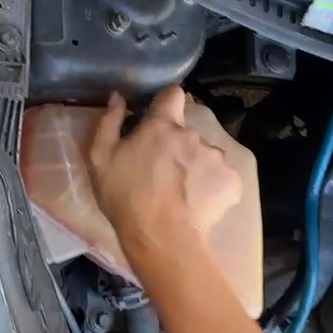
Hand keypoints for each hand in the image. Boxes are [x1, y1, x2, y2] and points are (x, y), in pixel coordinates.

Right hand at [87, 88, 241, 246]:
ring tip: (178, 191)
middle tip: (158, 169)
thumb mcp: (100, 158)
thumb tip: (118, 97)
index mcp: (162, 125)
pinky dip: (209, 185)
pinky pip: (219, 176)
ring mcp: (217, 158)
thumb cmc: (125, 196)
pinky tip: (194, 202)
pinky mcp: (232, 182)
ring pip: (203, 154)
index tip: (157, 116)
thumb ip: (109, 122)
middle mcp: (194, 135)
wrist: (162, 238)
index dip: (165, 102)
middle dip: (174, 144)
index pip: (172, 94)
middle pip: (185, 131)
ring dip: (192, 165)